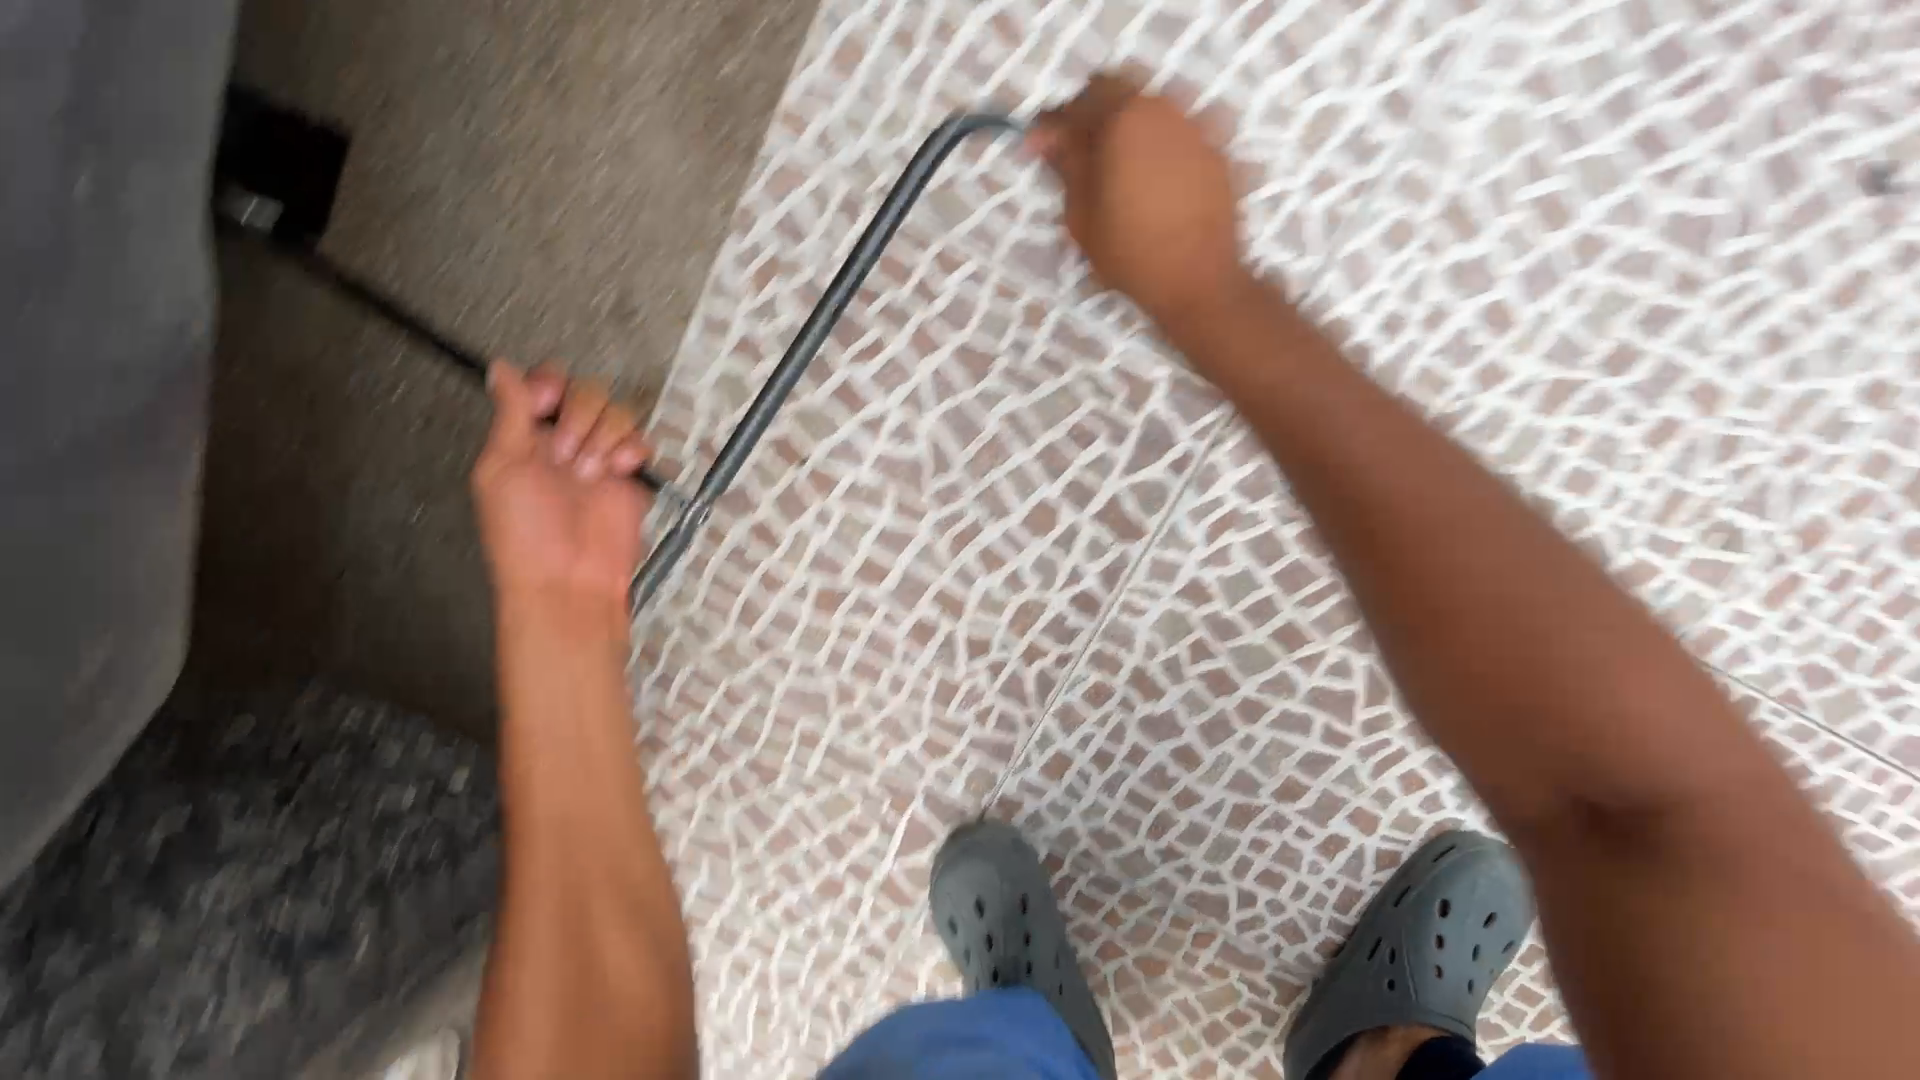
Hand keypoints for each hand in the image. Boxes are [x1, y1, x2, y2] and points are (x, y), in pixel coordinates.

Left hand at [472, 361, 653, 609]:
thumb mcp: (502, 469)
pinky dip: (633, 449)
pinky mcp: (633, 478)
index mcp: (528, 436)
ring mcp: (602, 458)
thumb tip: (500, 367)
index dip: (551, 386)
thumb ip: (510, 415)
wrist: (568, 581)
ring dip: (603, 436)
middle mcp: (567, 441)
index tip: (547, 404)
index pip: (547, 385)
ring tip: (591, 473)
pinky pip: (641, 442)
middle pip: (587, 392)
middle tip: (564, 457)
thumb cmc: (523, 532)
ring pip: (617, 414)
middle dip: (578, 418)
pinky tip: (620, 470)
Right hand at [1029, 71, 1253, 327]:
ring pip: (1149, 109)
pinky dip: (1155, 146)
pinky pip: (1176, 134)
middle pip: (1117, 93)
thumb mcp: (1082, 213)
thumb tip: (1048, 136)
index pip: (1078, 101)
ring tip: (1112, 166)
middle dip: (1090, 116)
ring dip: (1125, 127)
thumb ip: (1066, 165)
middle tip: (1075, 153)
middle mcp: (1163, 109)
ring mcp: (1195, 127)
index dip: (1053, 124)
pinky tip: (1147, 179)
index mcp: (1124, 118)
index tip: (1040, 149)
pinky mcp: (1215, 151)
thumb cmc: (1129, 250)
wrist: (1198, 278)